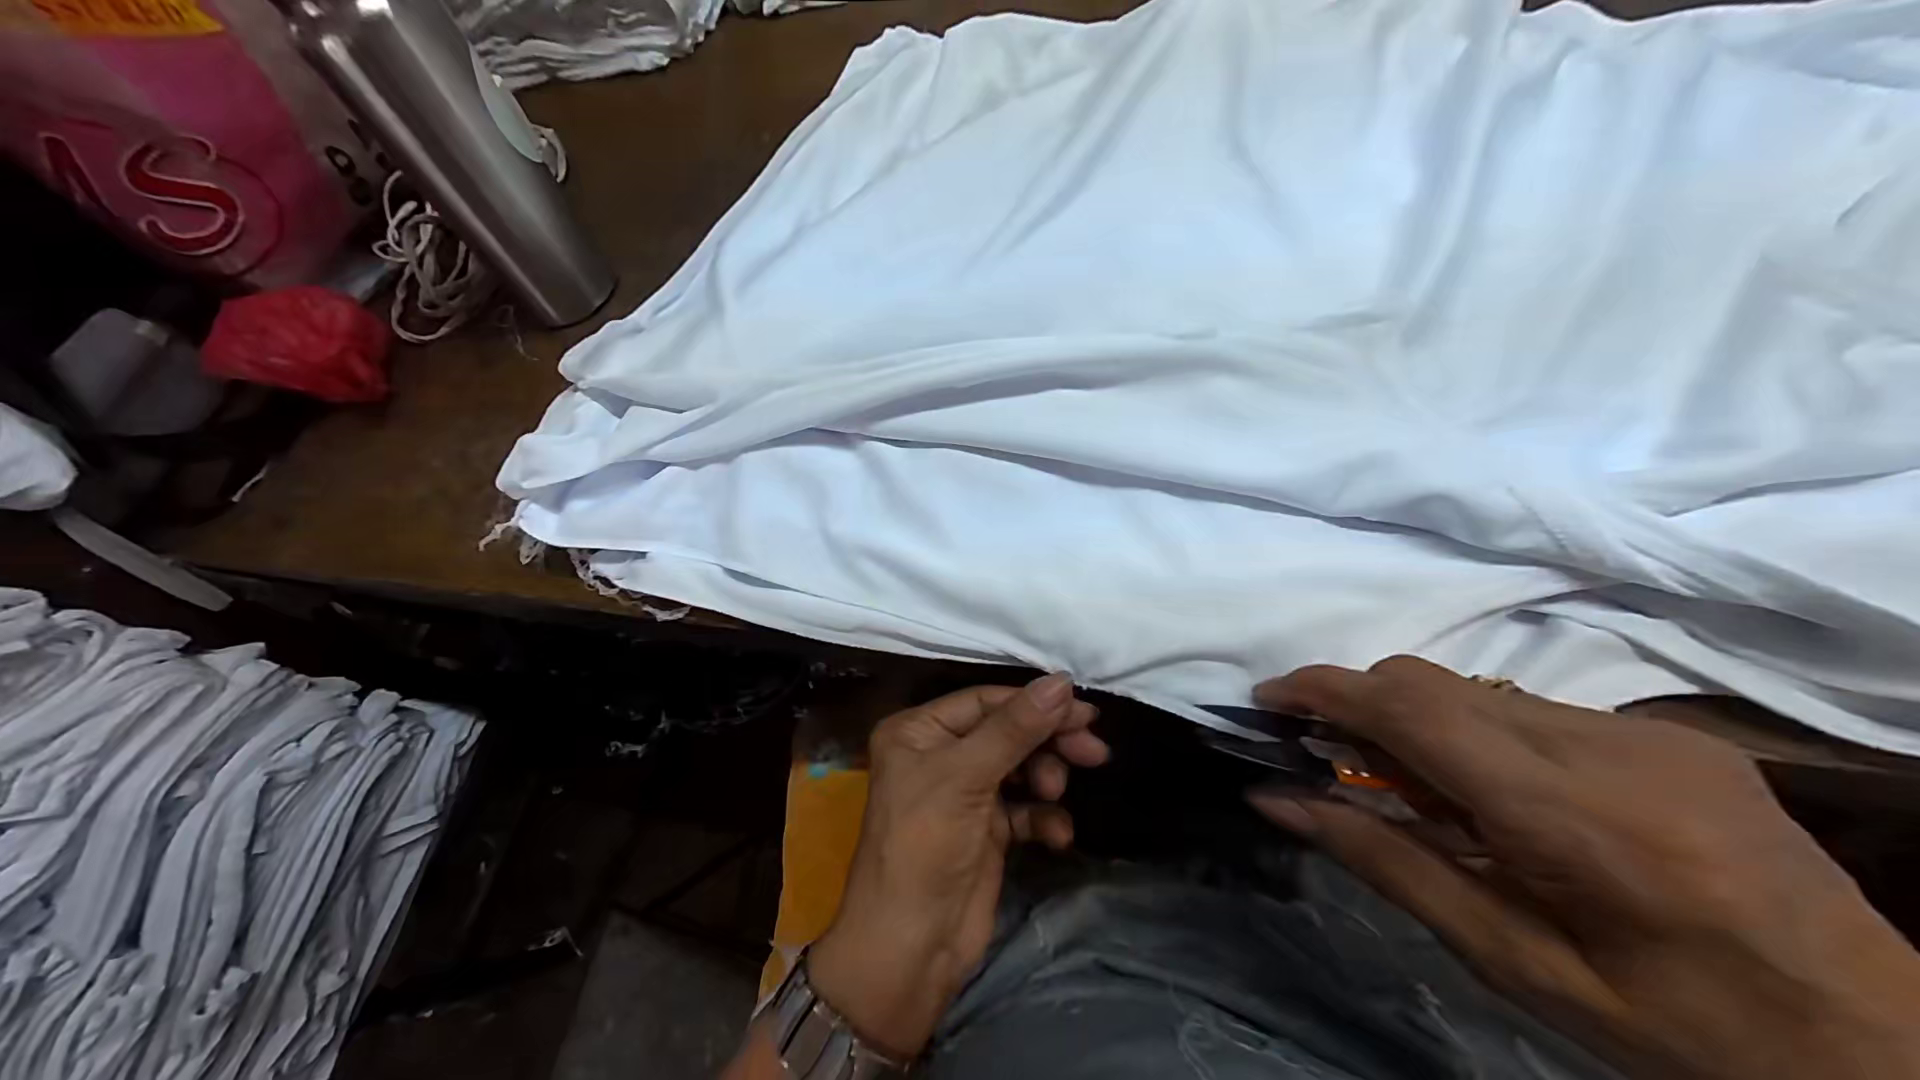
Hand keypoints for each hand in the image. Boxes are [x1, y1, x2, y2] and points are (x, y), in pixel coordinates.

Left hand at [807, 674, 1106, 1059]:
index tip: (1084, 711)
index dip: (1033, 703)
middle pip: (1007, 731)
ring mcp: (964, 792)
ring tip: (1056, 793)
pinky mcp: (986, 829)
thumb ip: (1016, 728)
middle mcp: (939, 754)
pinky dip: (1043, 816)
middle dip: (1047, 740)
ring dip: (1046, 777)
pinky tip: (1056, 834)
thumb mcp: (966, 777)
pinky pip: (1025, 808)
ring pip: (1020, 767)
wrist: (911, 946)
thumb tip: (1062, 681)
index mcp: (918, 731)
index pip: (984, 701)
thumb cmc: (925, 845)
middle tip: (1093, 751)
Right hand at [1247, 657, 1919, 1079]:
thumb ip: (1385, 863)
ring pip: (1477, 689)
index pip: (1416, 710)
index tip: (1268, 699)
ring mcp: (1652, 735)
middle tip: (1323, 755)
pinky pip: (1529, 708)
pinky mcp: (1674, 735)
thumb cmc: (1680, 1036)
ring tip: (1413, 791)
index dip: (1327, 690)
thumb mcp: (1512, 964)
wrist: (1892, 1057)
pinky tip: (1493, 796)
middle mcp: (1614, 751)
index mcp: (1579, 821)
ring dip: (1417, 722)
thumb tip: (1277, 799)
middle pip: (1435, 683)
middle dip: (1360, 703)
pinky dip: (1475, 733)